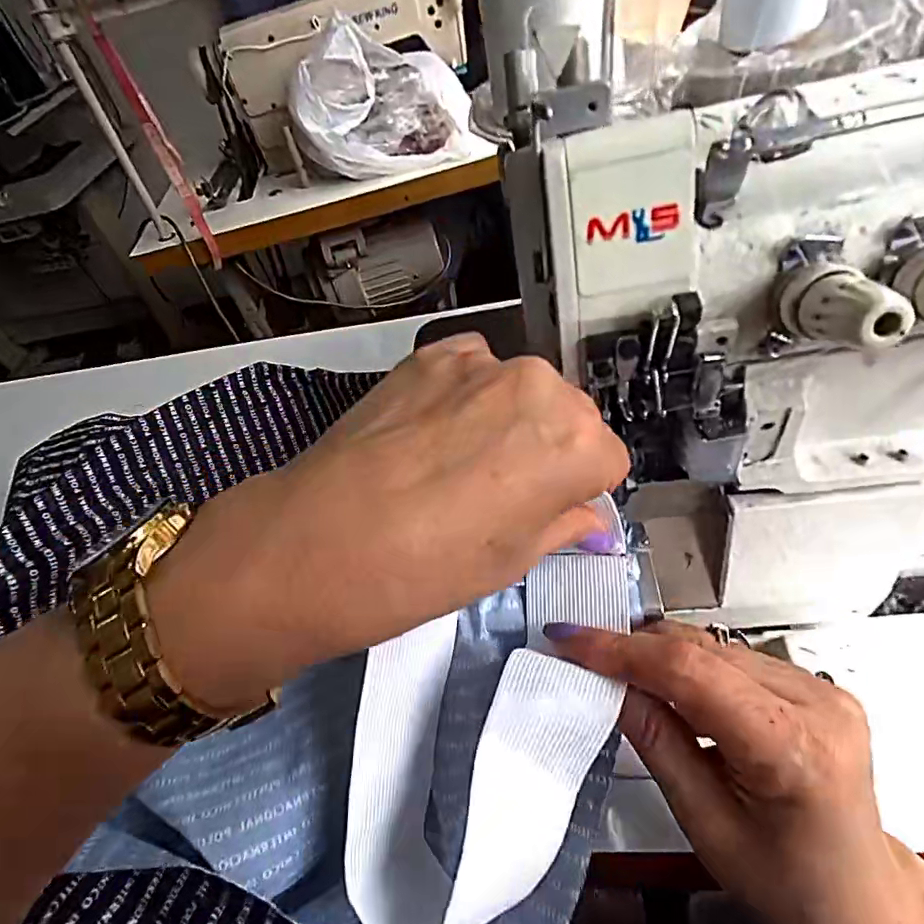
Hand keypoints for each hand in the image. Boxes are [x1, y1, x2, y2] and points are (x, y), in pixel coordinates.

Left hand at [149, 333, 628, 711]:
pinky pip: (475, 371)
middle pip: (571, 417)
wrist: (315, 543)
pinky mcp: (431, 354)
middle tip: (504, 492)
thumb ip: (563, 524)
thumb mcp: (512, 561)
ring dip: (510, 420)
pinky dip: (470, 396)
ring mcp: (482, 362)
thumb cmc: (427, 569)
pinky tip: (436, 433)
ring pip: (524, 392)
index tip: (551, 510)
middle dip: (552, 450)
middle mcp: (540, 386)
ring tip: (461, 464)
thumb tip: (586, 515)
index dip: (582, 490)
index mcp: (575, 442)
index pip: (608, 461)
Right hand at [550, 621, 923, 923]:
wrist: (869, 904)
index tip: (571, 640)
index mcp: (791, 746)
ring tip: (619, 672)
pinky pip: (742, 660)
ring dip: (664, 654)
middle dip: (637, 647)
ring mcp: (824, 688)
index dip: (622, 650)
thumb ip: (660, 746)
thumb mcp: (709, 829)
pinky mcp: (820, 687)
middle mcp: (817, 700)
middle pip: (705, 648)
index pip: (690, 671)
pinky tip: (670, 687)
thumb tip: (611, 689)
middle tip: (583, 655)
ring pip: (721, 647)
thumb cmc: (793, 890)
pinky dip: (697, 666)